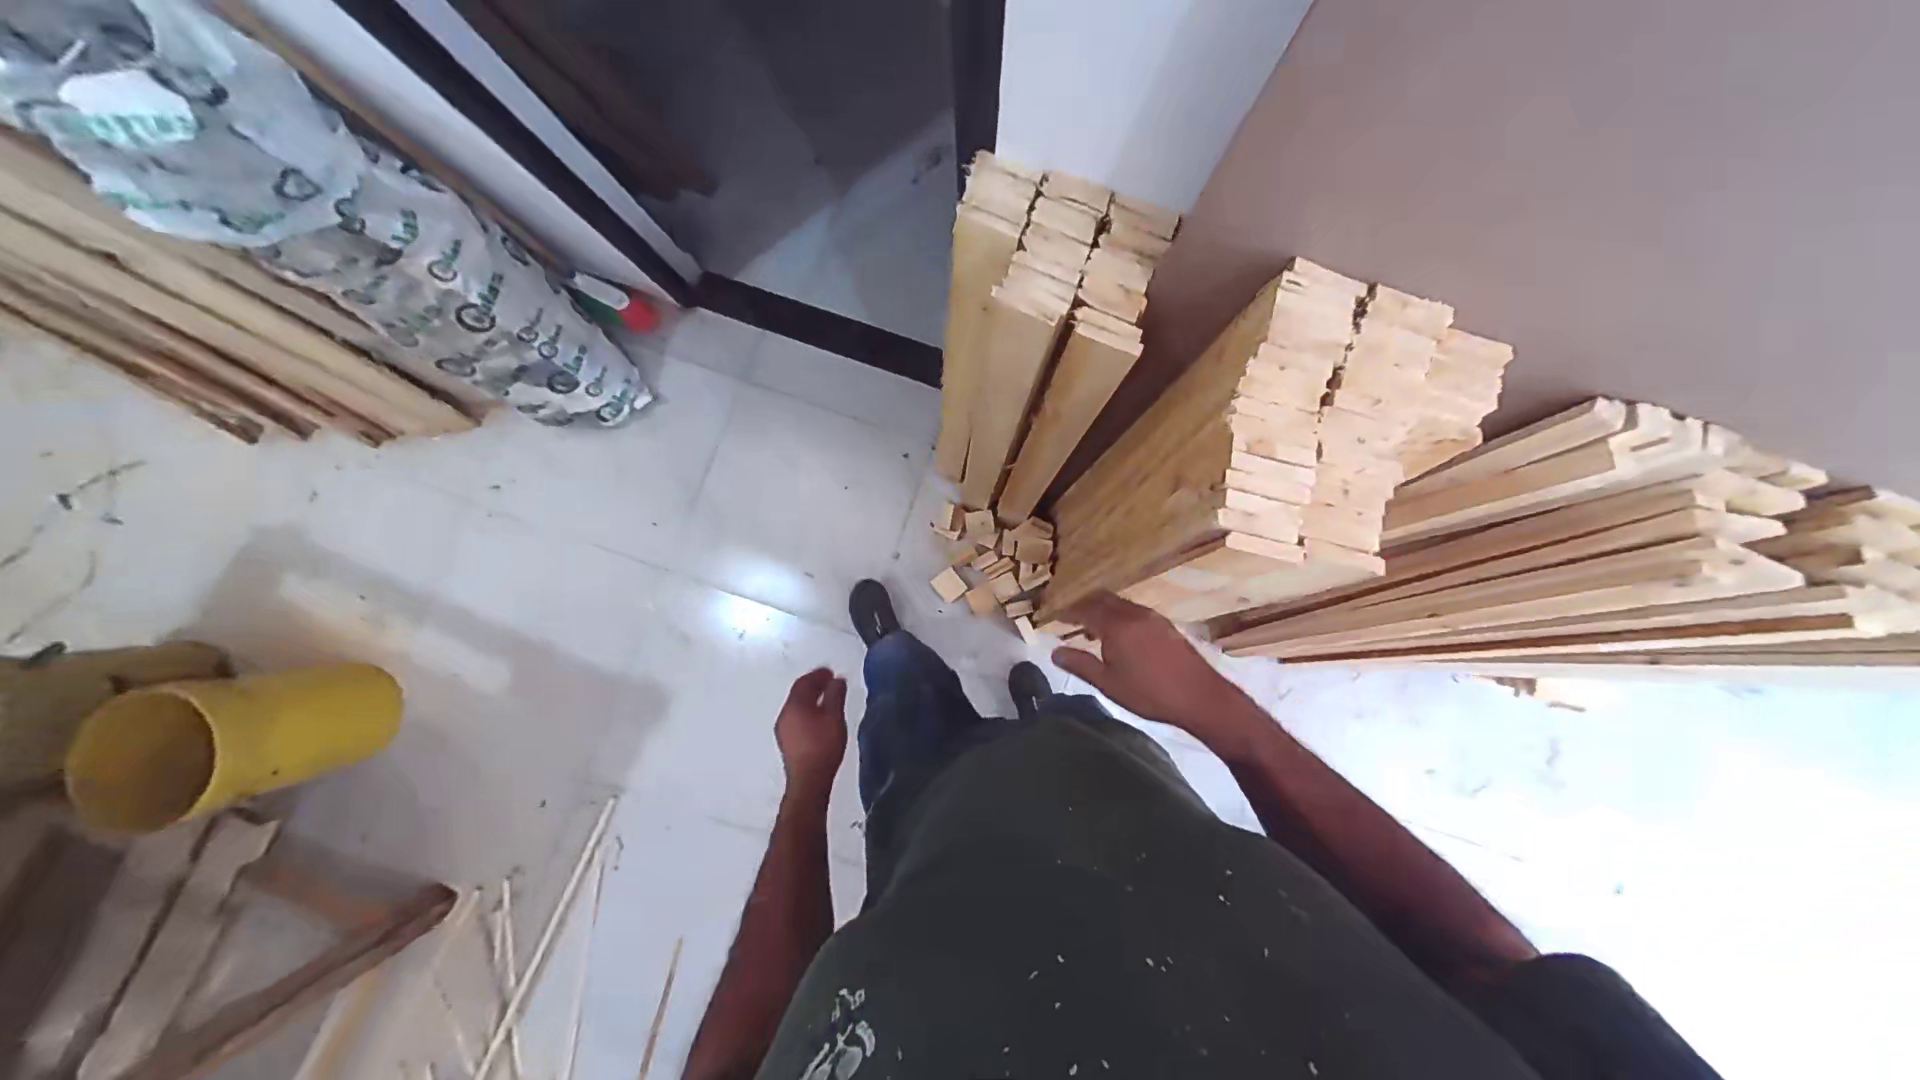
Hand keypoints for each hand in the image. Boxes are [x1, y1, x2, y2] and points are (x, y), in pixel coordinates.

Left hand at [775, 668, 847, 793]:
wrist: (809, 780)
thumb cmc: (823, 746)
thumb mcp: (834, 717)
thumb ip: (835, 695)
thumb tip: (837, 680)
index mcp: (795, 705)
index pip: (804, 682)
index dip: (817, 674)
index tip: (829, 671)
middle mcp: (785, 715)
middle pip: (798, 693)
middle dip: (813, 684)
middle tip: (828, 681)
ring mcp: (783, 729)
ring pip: (796, 706)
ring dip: (810, 698)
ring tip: (826, 697)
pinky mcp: (787, 741)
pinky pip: (796, 717)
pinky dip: (807, 710)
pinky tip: (818, 716)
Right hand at [1050, 593, 1257, 751]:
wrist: (1200, 697)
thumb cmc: (1149, 693)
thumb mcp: (1108, 683)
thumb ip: (1080, 665)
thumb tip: (1055, 652)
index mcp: (1116, 625)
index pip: (1084, 609)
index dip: (1067, 611)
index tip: (1052, 614)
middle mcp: (1134, 613)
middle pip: (1102, 599)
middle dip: (1083, 605)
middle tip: (1067, 615)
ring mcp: (1152, 617)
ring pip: (1119, 604)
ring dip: (1101, 610)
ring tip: (1089, 627)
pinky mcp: (1165, 626)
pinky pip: (1133, 611)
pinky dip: (1118, 615)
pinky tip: (1118, 634)